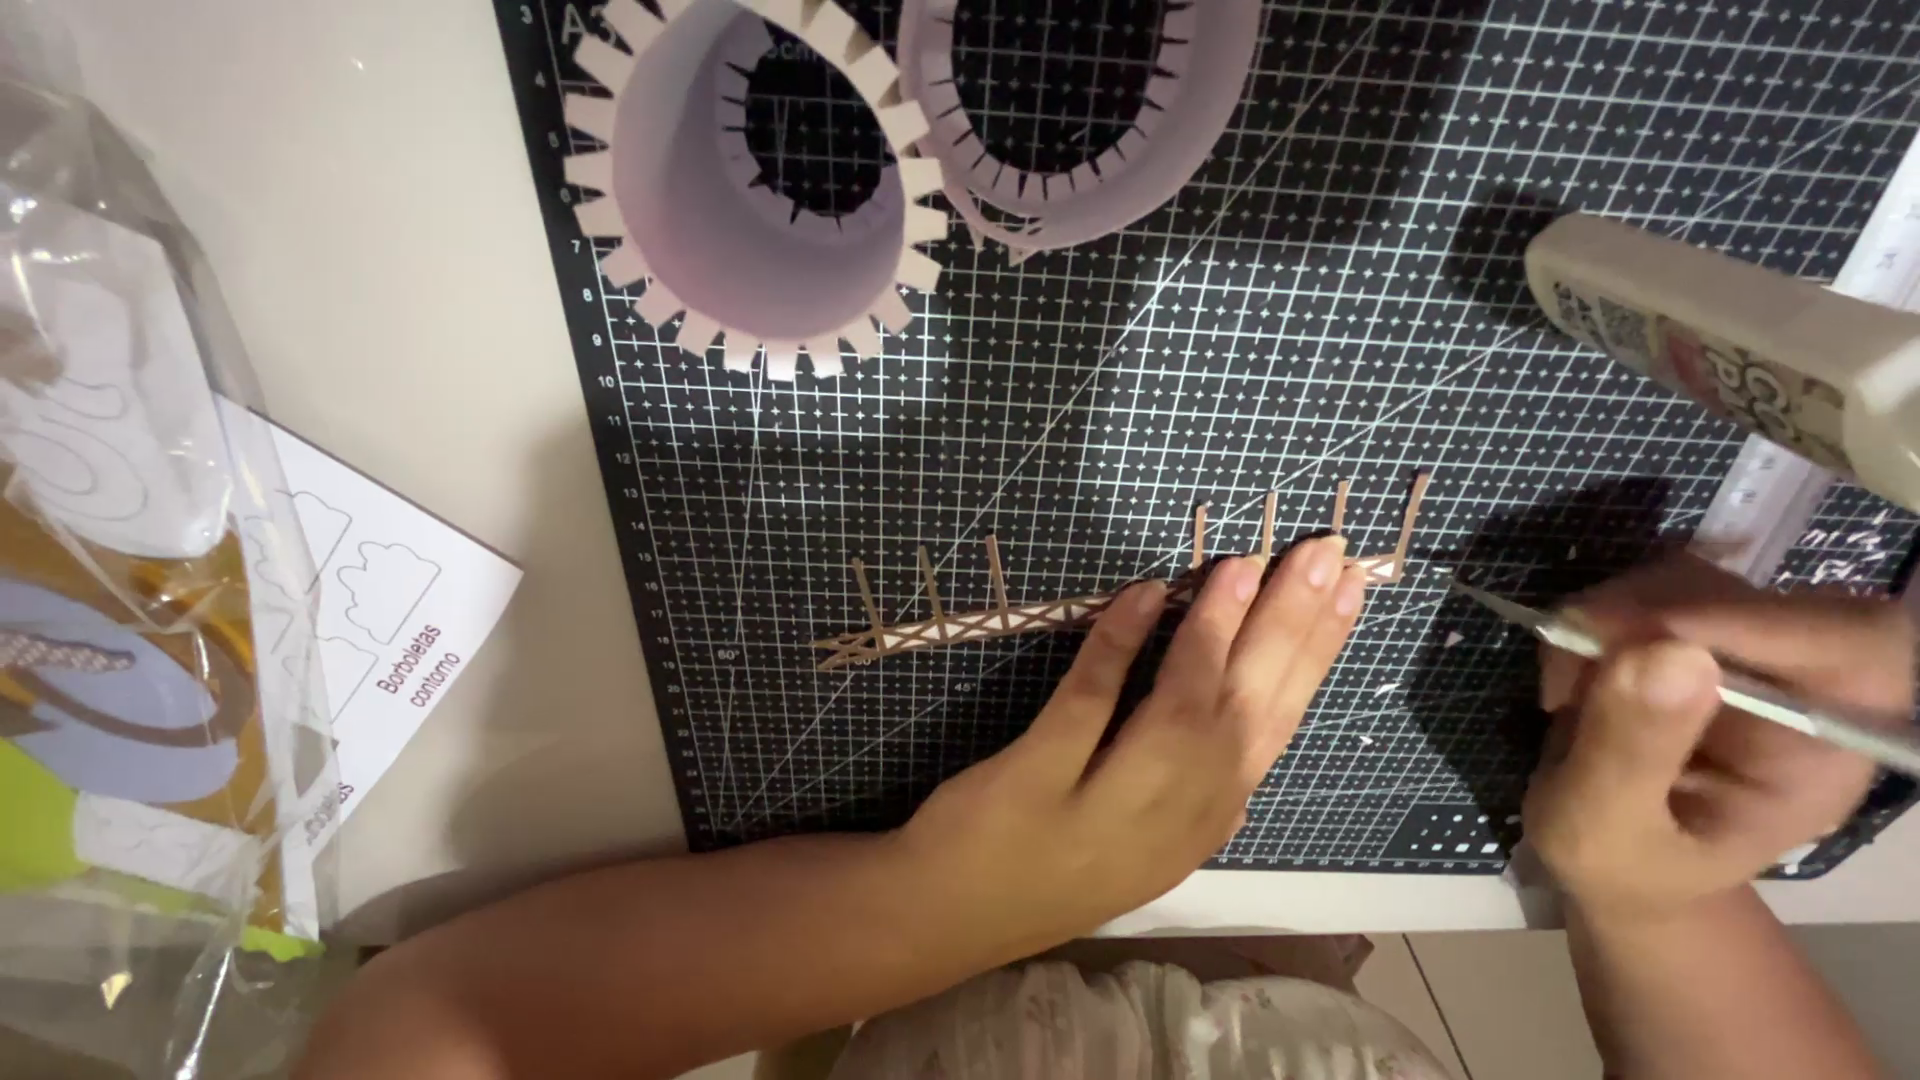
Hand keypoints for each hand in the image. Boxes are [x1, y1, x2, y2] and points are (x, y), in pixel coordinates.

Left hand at [898, 536, 1365, 956]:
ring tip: (1243, 565)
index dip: (1314, 658)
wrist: (951, 915)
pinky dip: (1118, 646)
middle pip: (1242, 712)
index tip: (1346, 591)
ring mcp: (1103, 807)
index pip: (1274, 729)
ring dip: (1215, 632)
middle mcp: (1170, 820)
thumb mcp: (1144, 840)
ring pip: (1178, 710)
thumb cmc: (1049, 865)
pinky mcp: (1036, 783)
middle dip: (1289, 629)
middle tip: (1321, 554)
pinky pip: (1086, 705)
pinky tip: (1143, 595)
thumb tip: (1243, 727)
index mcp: (1201, 822)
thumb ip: (1194, 791)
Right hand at [1524, 553, 1915, 920]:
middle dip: (1652, 613)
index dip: (1762, 621)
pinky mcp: (1681, 643)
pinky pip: (1640, 594)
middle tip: (1572, 655)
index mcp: (1819, 751)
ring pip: (1689, 584)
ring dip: (1607, 618)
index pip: (1855, 648)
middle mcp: (1796, 693)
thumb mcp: (1606, 828)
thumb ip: (1633, 750)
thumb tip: (1665, 648)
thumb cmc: (1620, 865)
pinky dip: (1587, 622)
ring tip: (1563, 688)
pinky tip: (1566, 677)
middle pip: (1759, 599)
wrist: (1608, 863)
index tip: (1649, 633)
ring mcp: (1737, 661)